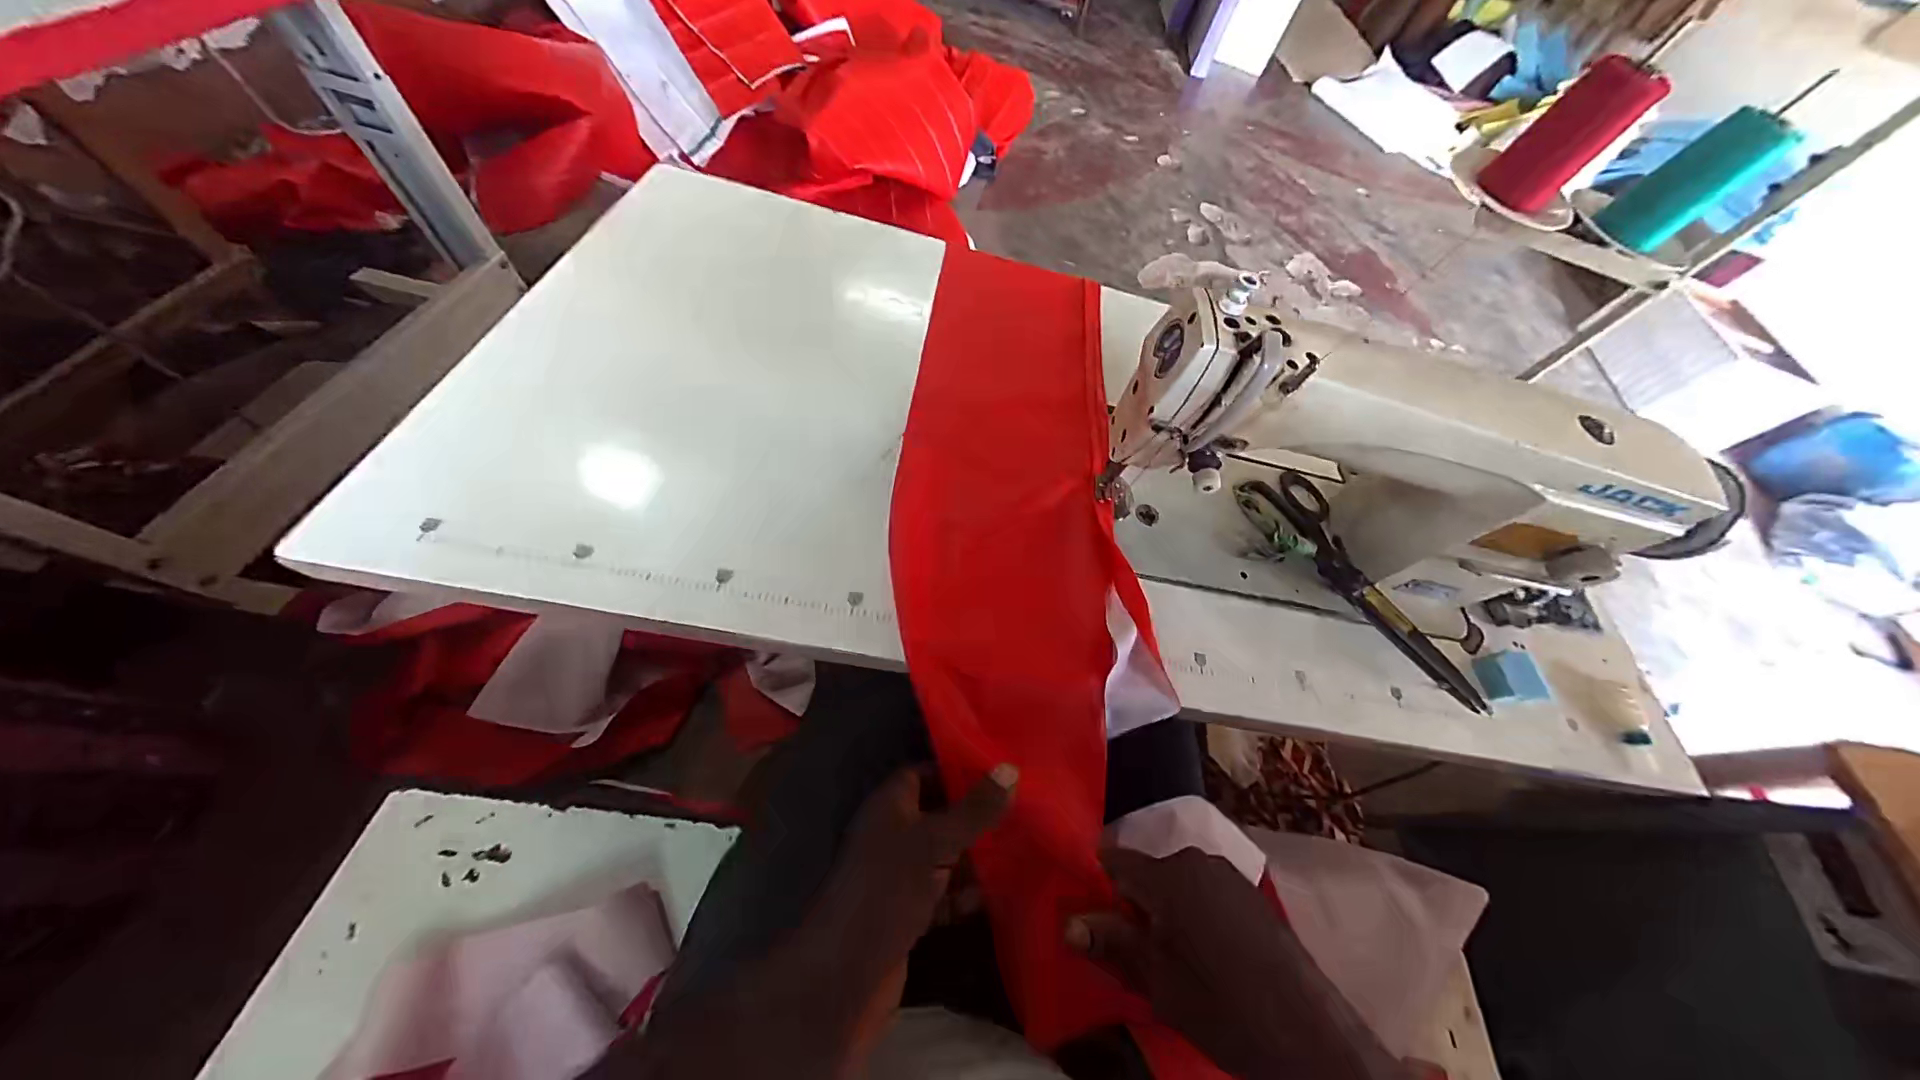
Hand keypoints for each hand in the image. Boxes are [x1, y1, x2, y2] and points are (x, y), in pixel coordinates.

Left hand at [799, 763, 1018, 1034]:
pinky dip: (963, 896)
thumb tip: (1010, 767)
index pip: (921, 774)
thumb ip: (974, 810)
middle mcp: (891, 836)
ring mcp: (898, 877)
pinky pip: (941, 895)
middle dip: (974, 818)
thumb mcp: (934, 842)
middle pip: (937, 817)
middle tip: (1019, 813)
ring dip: (974, 860)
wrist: (845, 973)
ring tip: (1018, 853)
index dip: (955, 771)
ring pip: (942, 858)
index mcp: (888, 806)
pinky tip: (992, 897)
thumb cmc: (886, 888)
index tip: (997, 773)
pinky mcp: (907, 914)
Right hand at [1067, 846, 1405, 1079]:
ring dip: (1163, 910)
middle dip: (1131, 904)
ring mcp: (1228, 875)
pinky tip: (1201, 956)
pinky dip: (1192, 914)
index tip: (1089, 917)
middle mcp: (1197, 860)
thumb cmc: (1224, 1008)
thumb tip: (1068, 921)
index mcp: (1169, 874)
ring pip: (1175, 882)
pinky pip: (1203, 891)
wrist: (1313, 1038)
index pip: (1114, 861)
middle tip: (1128, 951)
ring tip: (1165, 958)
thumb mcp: (1158, 981)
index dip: (1097, 886)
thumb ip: (1111, 943)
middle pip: (1146, 871)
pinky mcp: (1250, 894)